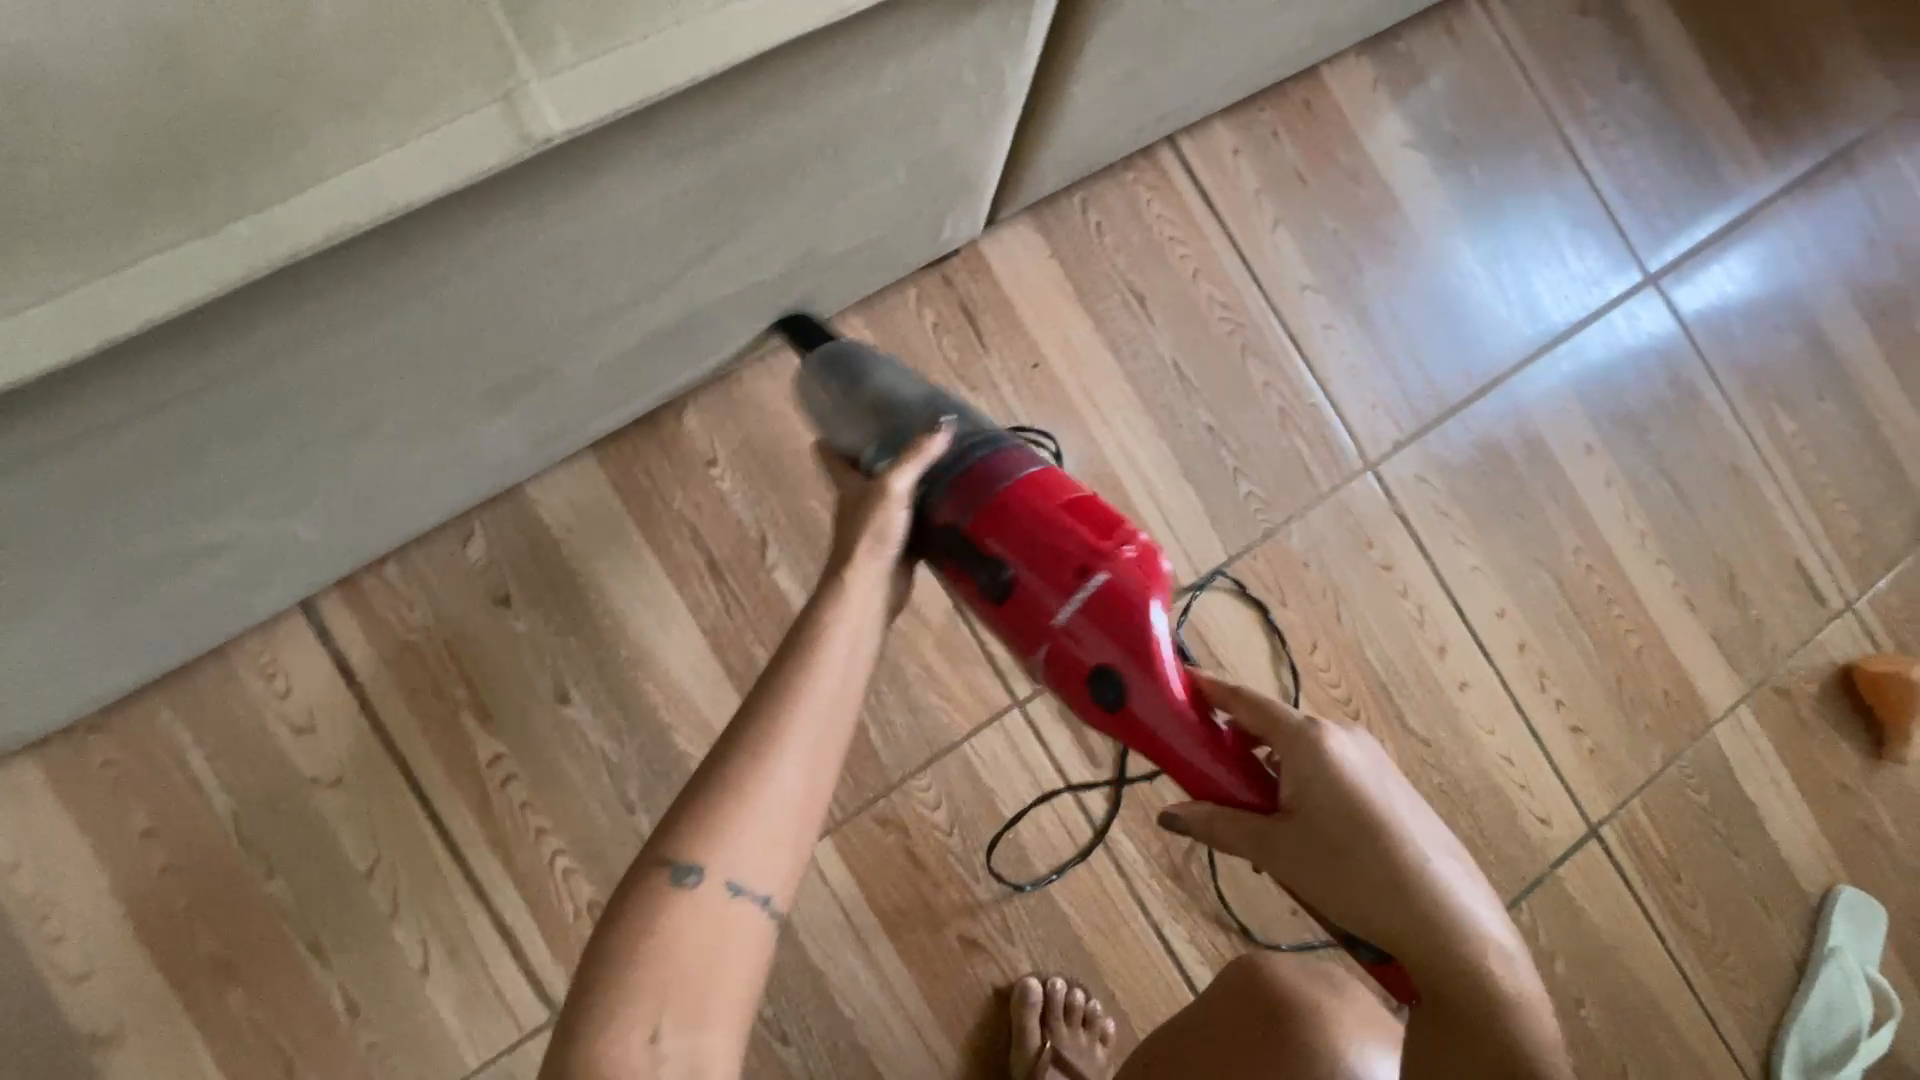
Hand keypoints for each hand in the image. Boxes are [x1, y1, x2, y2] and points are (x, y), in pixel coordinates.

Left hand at [813, 418, 954, 617]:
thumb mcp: (892, 487)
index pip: (832, 454)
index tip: (856, 416)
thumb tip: (944, 425)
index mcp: (848, 483)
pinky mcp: (901, 545)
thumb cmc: (870, 533)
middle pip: (869, 472)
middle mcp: (861, 501)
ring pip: (897, 497)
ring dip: (916, 482)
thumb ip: (916, 457)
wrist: (872, 588)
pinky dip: (933, 513)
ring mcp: (880, 525)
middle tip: (918, 430)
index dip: (838, 435)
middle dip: (888, 453)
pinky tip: (955, 500)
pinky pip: (918, 523)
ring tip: (945, 458)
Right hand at [1157, 671, 1520, 970]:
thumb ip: (1217, 824)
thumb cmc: (1350, 874)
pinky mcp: (1388, 781)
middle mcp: (1339, 734)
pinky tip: (1298, 831)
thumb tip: (1167, 815)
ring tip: (1254, 819)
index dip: (1209, 690)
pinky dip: (1299, 782)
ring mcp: (1369, 755)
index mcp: (1307, 739)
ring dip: (1268, 770)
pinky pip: (1328, 767)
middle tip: (1206, 779)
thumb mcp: (1274, 850)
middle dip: (1235, 745)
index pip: (1245, 700)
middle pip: (1272, 725)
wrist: (1448, 919)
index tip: (1179, 682)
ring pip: (1300, 750)